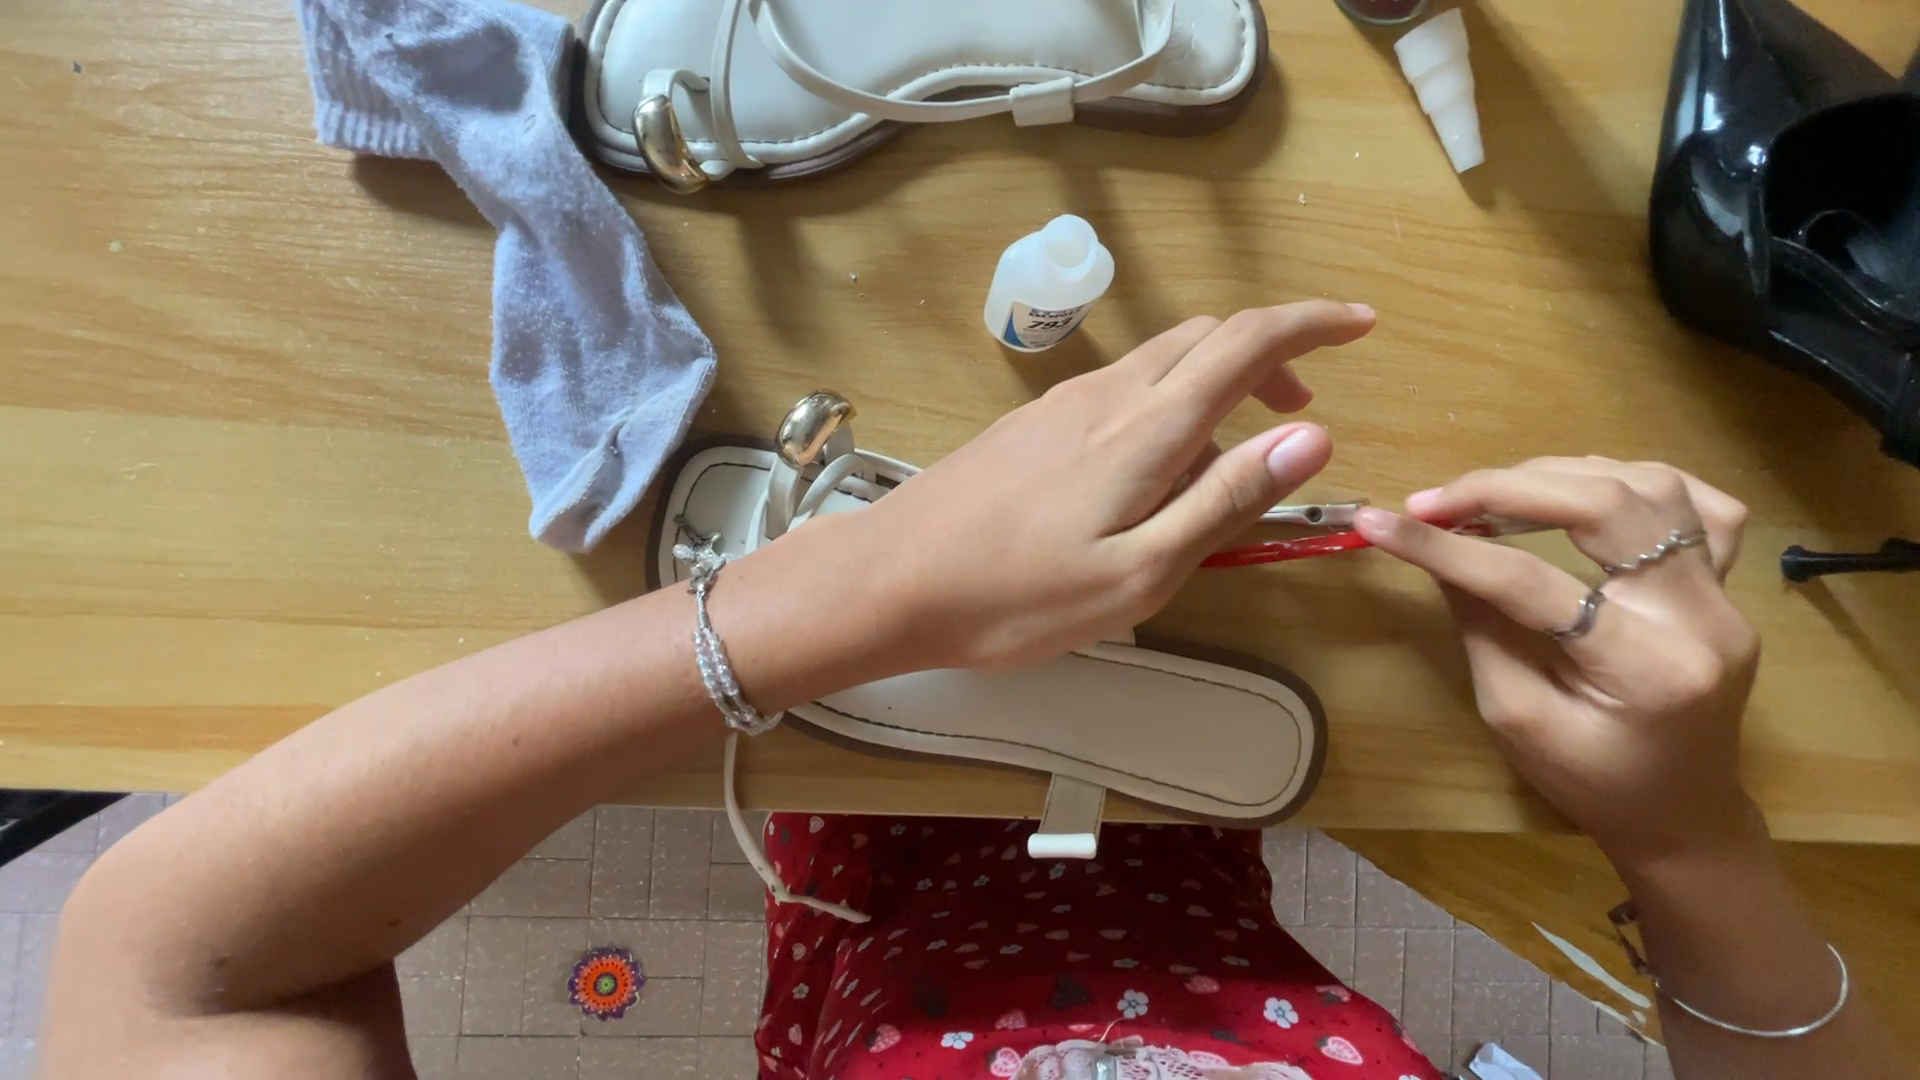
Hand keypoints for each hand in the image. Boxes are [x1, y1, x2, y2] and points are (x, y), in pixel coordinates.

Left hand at [857, 301, 1375, 670]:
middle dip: (1266, 360)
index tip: (1360, 325)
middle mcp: (1103, 397)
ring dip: (1210, 393)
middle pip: (1203, 341)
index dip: (1311, 324)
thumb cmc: (1015, 596)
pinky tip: (1142, 481)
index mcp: (1143, 428)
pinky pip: (1113, 396)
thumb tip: (1310, 435)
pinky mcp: (1026, 426)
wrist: (892, 580)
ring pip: (1156, 367)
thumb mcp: (1138, 572)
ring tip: (1219, 472)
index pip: (1247, 342)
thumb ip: (1223, 500)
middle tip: (1298, 416)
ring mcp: (1056, 406)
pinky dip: (1158, 414)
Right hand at [1352, 458, 1762, 866]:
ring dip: (1556, 476)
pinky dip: (1628, 478)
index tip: (1375, 523)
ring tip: (1489, 494)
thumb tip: (1441, 551)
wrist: (1680, 811)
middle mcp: (1703, 617)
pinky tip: (1574, 487)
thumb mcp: (1512, 714)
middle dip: (1503, 489)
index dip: (1443, 547)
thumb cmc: (1588, 780)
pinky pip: (1703, 500)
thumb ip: (1480, 625)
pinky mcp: (1725, 584)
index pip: (1527, 580)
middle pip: (1608, 506)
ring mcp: (1726, 594)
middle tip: (1431, 502)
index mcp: (1645, 667)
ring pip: (1651, 487)